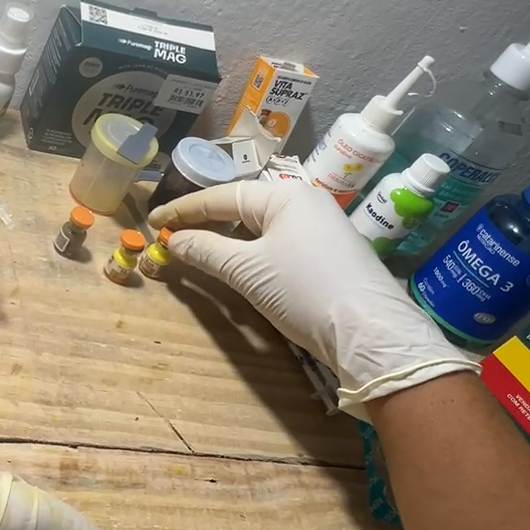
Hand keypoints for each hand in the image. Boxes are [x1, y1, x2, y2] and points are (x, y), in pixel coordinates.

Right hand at [148, 180, 477, 414]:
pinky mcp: (331, 255)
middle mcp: (305, 202)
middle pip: (242, 207)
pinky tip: (239, 266)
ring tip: (200, 251)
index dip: (184, 210)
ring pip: (262, 226)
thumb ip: (206, 251)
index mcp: (285, 195)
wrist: (374, 335)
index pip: (221, 196)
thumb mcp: (247, 271)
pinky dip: (252, 251)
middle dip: (206, 221)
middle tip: (174, 235)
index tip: (155, 221)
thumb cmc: (306, 291)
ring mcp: (322, 228)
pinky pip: (279, 242)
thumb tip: (174, 240)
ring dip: (229, 239)